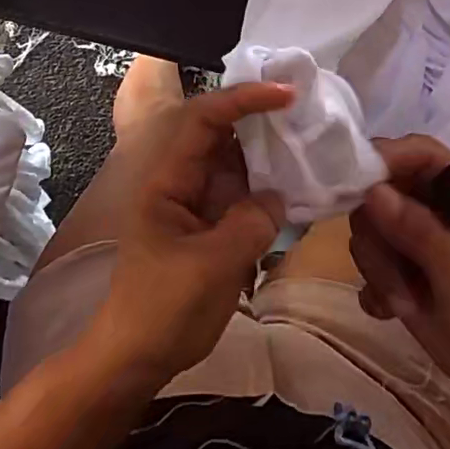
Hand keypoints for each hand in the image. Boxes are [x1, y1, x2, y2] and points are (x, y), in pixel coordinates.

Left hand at [74, 83, 292, 390]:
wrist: (138, 353)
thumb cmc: (163, 307)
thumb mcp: (211, 266)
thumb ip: (249, 225)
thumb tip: (278, 198)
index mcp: (167, 180)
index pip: (202, 122)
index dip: (242, 101)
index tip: (285, 95)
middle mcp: (181, 182)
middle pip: (221, 137)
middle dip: (260, 121)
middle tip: (308, 114)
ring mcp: (197, 204)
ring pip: (235, 166)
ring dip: (268, 156)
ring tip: (311, 144)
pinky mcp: (210, 227)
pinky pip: (241, 197)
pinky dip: (267, 191)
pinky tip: (297, 188)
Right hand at [347, 136, 449, 431]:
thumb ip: (419, 231)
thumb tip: (372, 191)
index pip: (420, 153)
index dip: (388, 157)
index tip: (356, 182)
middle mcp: (434, 207)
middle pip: (380, 189)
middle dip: (379, 233)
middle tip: (394, 268)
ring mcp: (412, 236)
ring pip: (366, 226)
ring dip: (378, 267)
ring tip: (405, 300)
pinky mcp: (395, 264)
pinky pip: (364, 257)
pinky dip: (374, 284)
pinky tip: (393, 309)